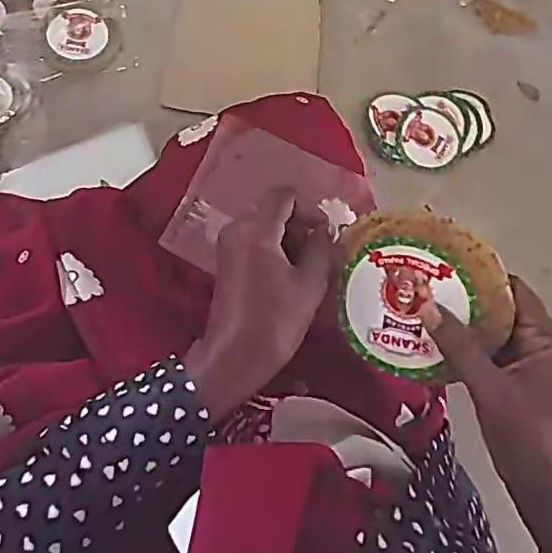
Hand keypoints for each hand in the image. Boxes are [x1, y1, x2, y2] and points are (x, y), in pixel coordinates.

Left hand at [185, 187, 335, 416]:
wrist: (234, 357)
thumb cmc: (275, 321)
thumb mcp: (310, 284)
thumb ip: (321, 247)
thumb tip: (324, 230)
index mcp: (256, 229)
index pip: (285, 195)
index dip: (310, 209)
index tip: (324, 234)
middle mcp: (237, 227)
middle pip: (275, 207)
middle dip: (300, 225)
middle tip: (319, 254)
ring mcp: (228, 243)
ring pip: (266, 223)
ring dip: (289, 238)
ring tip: (307, 268)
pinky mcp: (227, 258)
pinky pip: (255, 238)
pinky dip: (274, 247)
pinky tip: (288, 275)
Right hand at [428, 277, 551, 552]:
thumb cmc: (530, 443)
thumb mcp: (490, 390)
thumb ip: (459, 346)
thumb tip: (427, 304)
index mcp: (550, 340)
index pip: (515, 291)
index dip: (482, 275)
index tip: (446, 266)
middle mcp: (547, 348)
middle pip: (503, 311)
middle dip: (466, 301)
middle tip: (428, 289)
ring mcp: (536, 369)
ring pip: (496, 336)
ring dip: (465, 328)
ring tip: (427, 313)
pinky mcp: (525, 387)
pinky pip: (495, 357)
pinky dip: (471, 351)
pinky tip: (440, 348)